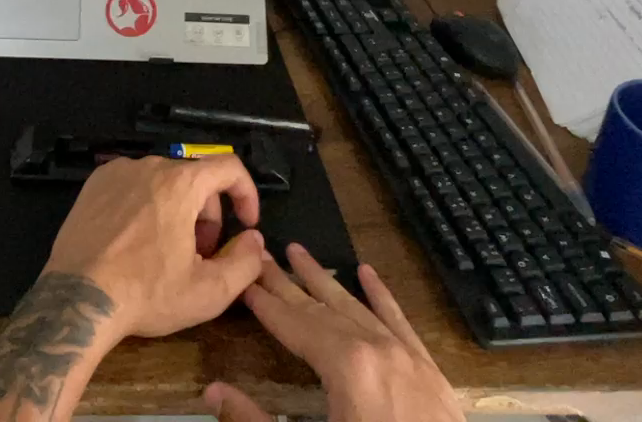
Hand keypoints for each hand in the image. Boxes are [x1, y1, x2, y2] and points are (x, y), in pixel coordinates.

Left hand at [44, 154, 265, 338]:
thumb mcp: (208, 291)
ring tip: (165, 252)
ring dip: (176, 210)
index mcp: (181, 183)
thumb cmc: (146, 292)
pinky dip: (144, 205)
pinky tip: (134, 241)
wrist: (77, 297)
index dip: (246, 193)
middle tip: (199, 254)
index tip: (246, 225)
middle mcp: (150, 166)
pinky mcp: (94, 183)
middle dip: (207, 214)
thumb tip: (254, 239)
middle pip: (195, 179)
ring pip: (163, 182)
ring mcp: (118, 171)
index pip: (229, 167)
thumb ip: (244, 262)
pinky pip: (133, 185)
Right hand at [206, 244, 462, 421]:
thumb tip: (212, 391)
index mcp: (345, 367)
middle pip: (319, 308)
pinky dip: (380, 296)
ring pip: (355, 306)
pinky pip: (399, 322)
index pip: (292, 323)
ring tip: (298, 251)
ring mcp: (406, 358)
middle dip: (285, 282)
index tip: (240, 276)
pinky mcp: (429, 373)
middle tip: (259, 253)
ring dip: (323, 279)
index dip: (262, 301)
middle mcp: (375, 349)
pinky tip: (366, 272)